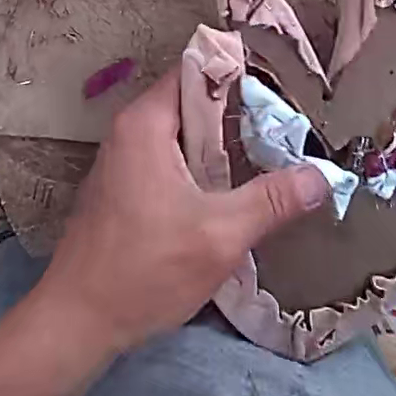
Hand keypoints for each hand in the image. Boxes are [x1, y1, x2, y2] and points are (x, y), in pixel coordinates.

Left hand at [26, 67, 331, 354]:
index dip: (243, 70)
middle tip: (289, 121)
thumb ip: (274, 200)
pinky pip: (176, 152)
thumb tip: (322, 177)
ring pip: (188, 128)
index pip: (200, 67)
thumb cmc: (143, 272)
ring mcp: (127, 157)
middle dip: (243, 107)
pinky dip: (207, 158)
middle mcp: (132, 129)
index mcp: (147, 122)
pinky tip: (236, 181)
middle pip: (197, 97)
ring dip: (227, 137)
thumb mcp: (221, 235)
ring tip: (274, 147)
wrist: (73, 328)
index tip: (284, 85)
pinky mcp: (128, 184)